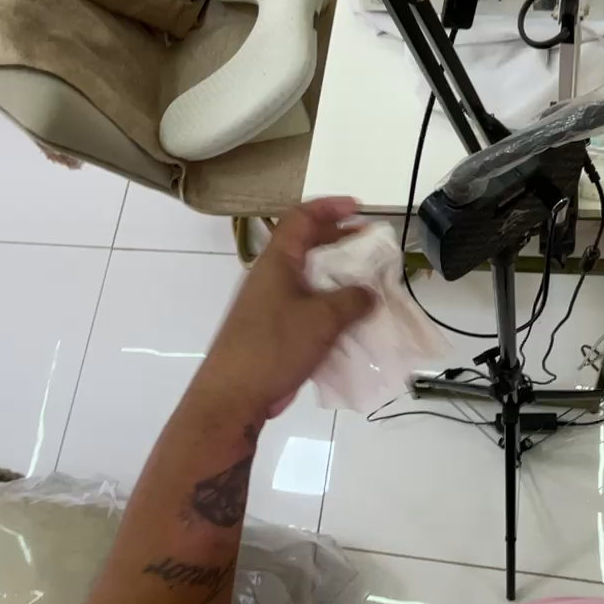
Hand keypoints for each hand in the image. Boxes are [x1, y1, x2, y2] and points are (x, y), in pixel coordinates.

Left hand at [186, 199, 376, 420]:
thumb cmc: (273, 347)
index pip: (302, 218)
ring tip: (369, 286)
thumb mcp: (322, 318)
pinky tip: (353, 322)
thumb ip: (352, 300)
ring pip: (310, 281)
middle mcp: (272, 277)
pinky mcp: (276, 330)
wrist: (233, 396)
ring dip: (339, 280)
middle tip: (370, 248)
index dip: (331, 207)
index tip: (360, 208)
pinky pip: (309, 309)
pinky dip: (332, 309)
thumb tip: (369, 294)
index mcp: (277, 261)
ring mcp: (272, 304)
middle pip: (307, 247)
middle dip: (341, 243)